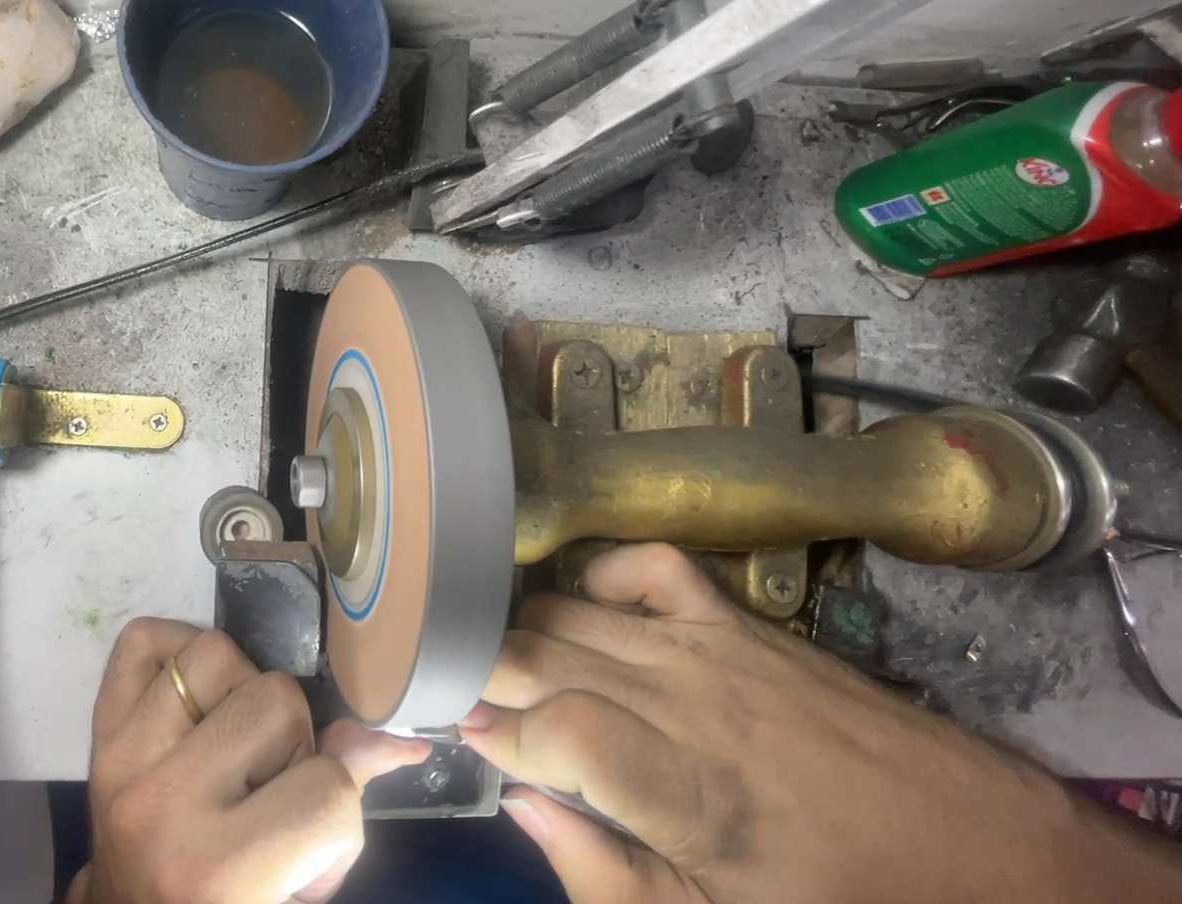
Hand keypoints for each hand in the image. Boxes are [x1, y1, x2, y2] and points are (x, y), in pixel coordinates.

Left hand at [71, 619, 428, 903]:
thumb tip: (402, 738)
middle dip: (292, 736)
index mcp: (219, 871)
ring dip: (242, 688)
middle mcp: (162, 807)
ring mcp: (122, 759)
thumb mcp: (298, 887)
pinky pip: (141, 639)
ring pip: (217, 653)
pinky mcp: (99, 727)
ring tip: (234, 737)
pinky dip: (176, 647)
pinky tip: (196, 693)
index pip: (329, 786)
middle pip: (275, 698)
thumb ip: (346, 805)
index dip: (338, 801)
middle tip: (272, 779)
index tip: (312, 827)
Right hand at [460, 543, 1181, 903]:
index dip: (491, 729)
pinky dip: (600, 577)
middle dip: (481, 672)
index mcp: (679, 787)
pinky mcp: (733, 619)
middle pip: (541, 654)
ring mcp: (706, 644)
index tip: (465, 735)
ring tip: (505, 664)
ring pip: (571, 612)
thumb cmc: (834, 897)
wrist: (976, 848)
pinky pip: (646, 566)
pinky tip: (587, 610)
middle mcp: (681, 697)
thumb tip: (518, 804)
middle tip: (460, 693)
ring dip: (520, 634)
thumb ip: (601, 875)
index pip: (550, 728)